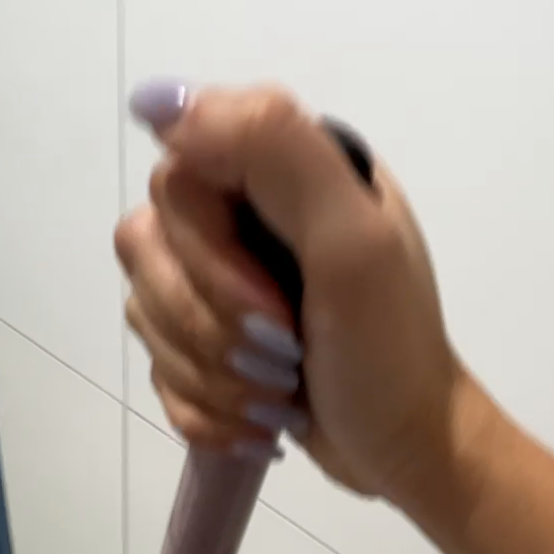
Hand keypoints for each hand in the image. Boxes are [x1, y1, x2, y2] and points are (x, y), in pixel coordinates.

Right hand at [114, 81, 490, 504]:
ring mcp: (226, 285)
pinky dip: (205, 412)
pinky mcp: (214, 346)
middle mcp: (247, 219)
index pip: (180, 176)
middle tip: (285, 361)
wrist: (407, 450)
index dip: (210, 257)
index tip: (273, 312)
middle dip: (215, 328)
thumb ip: (275, 149)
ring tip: (280, 399)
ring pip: (147, 314)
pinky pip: (160, 370)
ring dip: (213, 378)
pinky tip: (259, 427)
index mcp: (284, 176)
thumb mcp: (356, 243)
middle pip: (149, 248)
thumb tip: (160, 103)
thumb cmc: (391, 357)